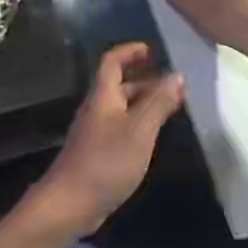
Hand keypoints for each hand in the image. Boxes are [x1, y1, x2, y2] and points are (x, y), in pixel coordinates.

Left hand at [13, 43, 183, 242]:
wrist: (73, 199)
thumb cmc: (107, 161)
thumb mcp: (139, 131)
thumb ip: (157, 104)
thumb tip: (175, 74)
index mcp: (102, 97)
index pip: (111, 63)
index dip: (129, 52)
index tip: (152, 47)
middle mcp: (96, 108)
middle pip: (117, 83)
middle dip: (143, 76)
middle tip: (175, 78)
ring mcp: (95, 129)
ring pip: (121, 104)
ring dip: (144, 98)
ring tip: (175, 101)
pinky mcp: (99, 149)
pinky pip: (121, 123)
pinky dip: (139, 119)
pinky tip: (156, 131)